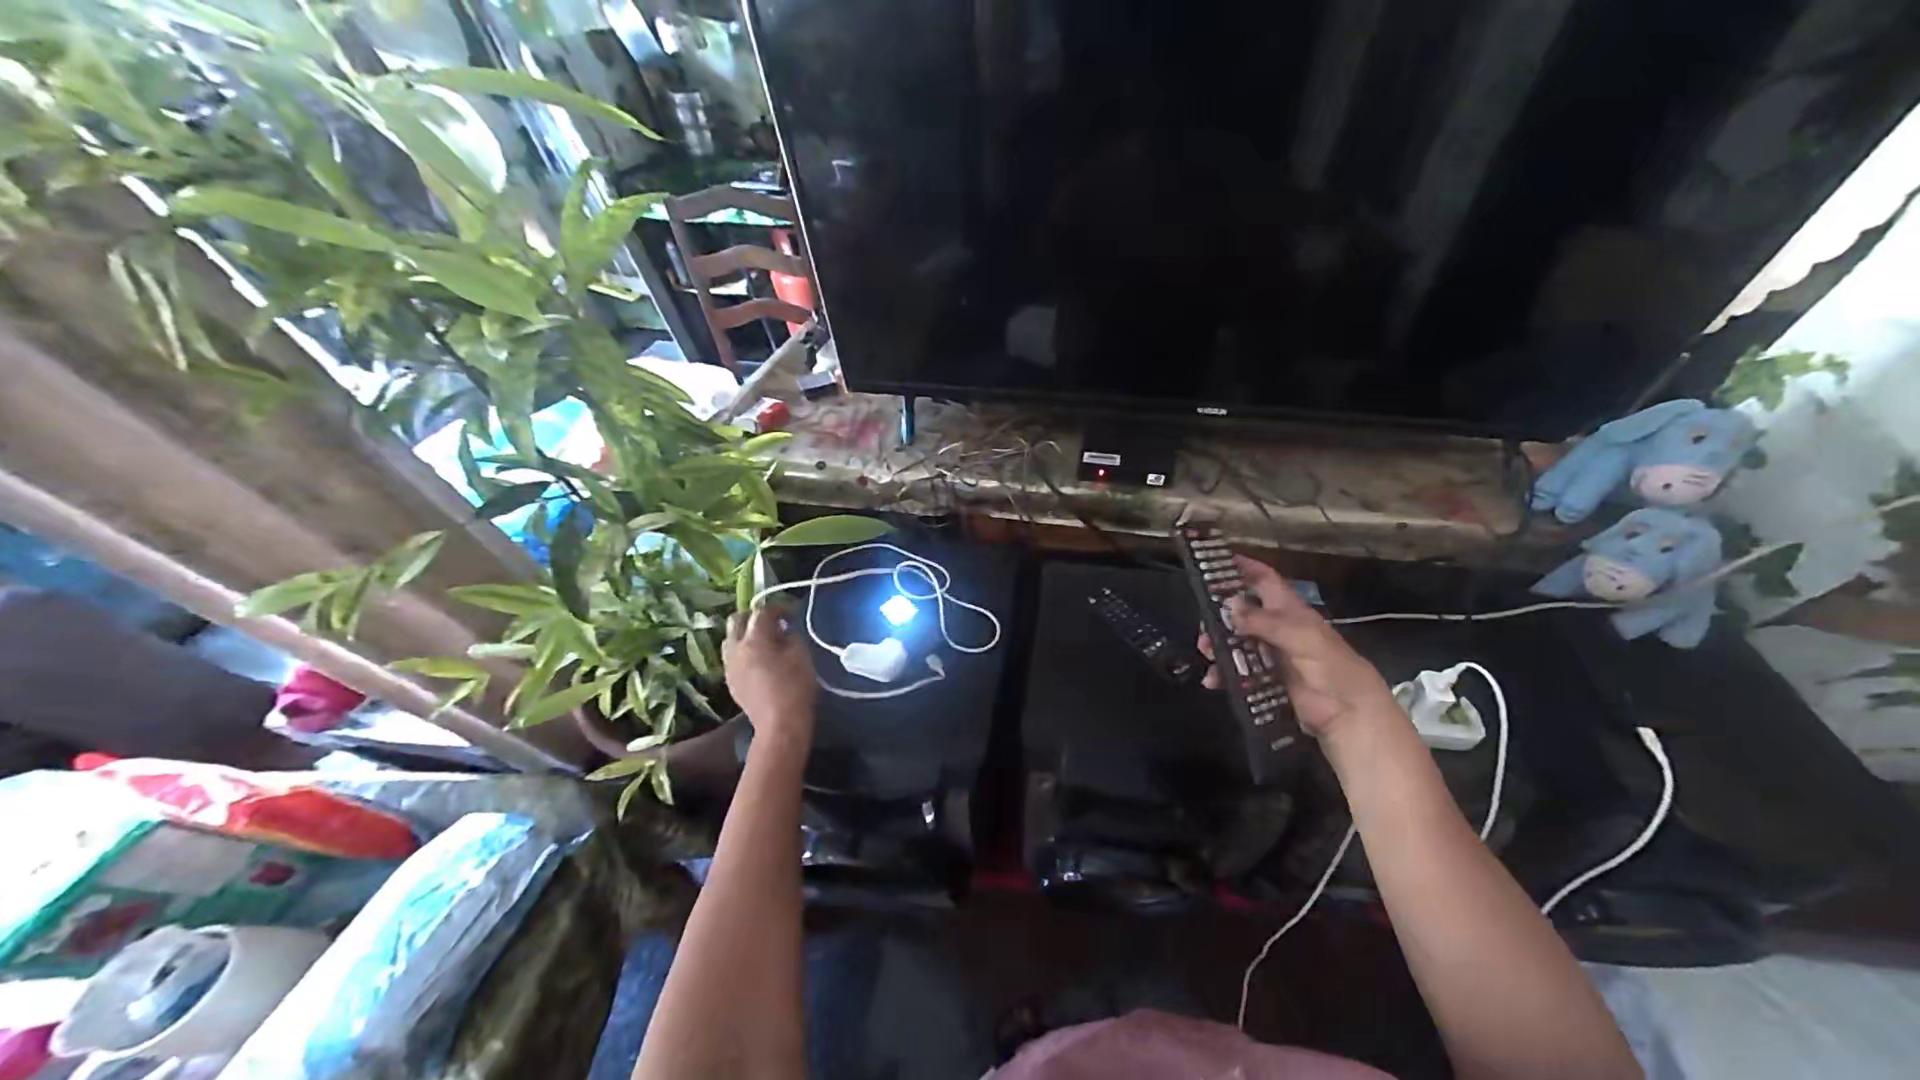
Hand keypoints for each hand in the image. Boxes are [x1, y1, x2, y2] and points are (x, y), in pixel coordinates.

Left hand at [723, 607, 817, 743]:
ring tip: (763, 641)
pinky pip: (732, 657)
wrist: (779, 724)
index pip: (761, 612)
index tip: (790, 614)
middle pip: (736, 620)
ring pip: (730, 638)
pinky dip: (743, 651)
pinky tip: (758, 661)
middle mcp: (735, 648)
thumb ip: (791, 636)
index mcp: (754, 639)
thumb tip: (783, 630)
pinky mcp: (729, 680)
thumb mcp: (801, 655)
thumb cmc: (795, 687)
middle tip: (772, 623)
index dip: (777, 609)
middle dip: (753, 616)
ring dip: (745, 634)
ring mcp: (729, 665)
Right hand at [1198, 554, 1400, 741]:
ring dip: (1216, 644)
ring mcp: (1269, 655)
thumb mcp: (1301, 637)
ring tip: (1205, 651)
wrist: (1347, 714)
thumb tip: (1229, 606)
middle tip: (1201, 620)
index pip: (1264, 580)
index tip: (1216, 560)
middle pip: (1241, 612)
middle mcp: (1276, 629)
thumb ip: (1265, 621)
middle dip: (1219, 613)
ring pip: (1233, 642)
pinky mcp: (1263, 679)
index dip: (1244, 568)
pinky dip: (1221, 675)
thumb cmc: (1331, 667)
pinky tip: (1213, 679)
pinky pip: (1235, 672)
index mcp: (1289, 610)